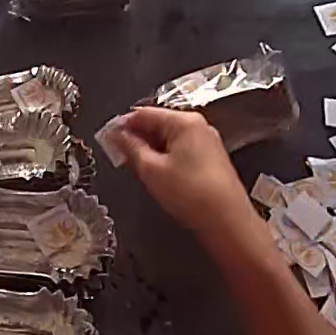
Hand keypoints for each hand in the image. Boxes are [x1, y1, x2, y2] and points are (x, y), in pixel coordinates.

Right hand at [113, 108, 251, 236]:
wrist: (227, 221)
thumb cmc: (195, 195)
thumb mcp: (150, 169)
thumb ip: (129, 147)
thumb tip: (117, 135)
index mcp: (184, 121)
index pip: (143, 113)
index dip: (122, 125)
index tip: (108, 138)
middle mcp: (198, 127)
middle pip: (157, 124)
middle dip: (137, 139)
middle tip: (120, 156)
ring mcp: (206, 142)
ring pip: (168, 138)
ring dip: (151, 151)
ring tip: (139, 170)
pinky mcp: (210, 158)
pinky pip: (181, 150)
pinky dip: (166, 159)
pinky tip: (159, 176)